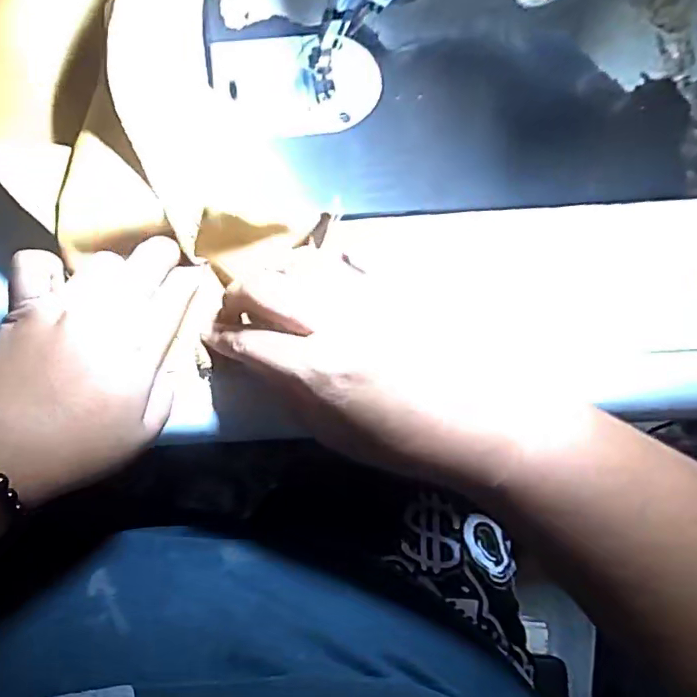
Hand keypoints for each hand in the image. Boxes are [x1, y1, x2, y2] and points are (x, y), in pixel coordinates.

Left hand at [0, 237, 204, 505]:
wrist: (3, 449)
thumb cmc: (77, 450)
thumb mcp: (141, 436)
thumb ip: (164, 393)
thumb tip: (166, 359)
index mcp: (140, 351)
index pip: (175, 295)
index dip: (189, 280)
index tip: (193, 278)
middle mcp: (106, 316)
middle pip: (144, 262)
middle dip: (162, 254)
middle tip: (164, 259)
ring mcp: (62, 304)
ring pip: (100, 261)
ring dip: (116, 267)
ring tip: (114, 282)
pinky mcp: (23, 303)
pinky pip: (35, 263)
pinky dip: (46, 267)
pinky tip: (54, 283)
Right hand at [203, 248, 594, 487]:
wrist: (485, 424)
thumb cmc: (404, 442)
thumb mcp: (334, 435)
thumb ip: (288, 394)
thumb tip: (254, 364)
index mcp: (318, 370)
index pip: (248, 341)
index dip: (220, 338)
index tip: (211, 337)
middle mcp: (336, 323)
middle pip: (265, 287)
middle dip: (235, 295)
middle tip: (233, 310)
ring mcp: (370, 296)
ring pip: (302, 262)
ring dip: (275, 273)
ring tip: (272, 290)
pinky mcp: (401, 283)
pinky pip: (354, 254)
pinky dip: (329, 261)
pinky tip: (325, 275)